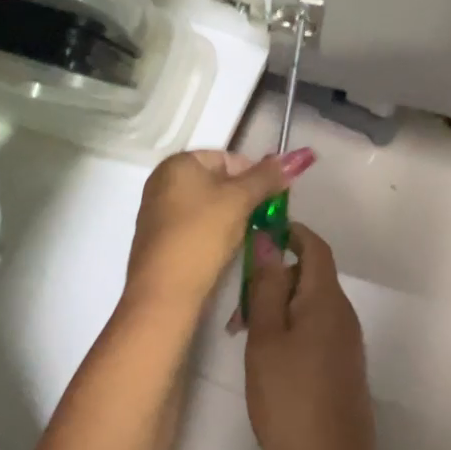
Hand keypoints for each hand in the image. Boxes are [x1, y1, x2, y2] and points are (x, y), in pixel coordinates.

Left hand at [125, 148, 315, 311]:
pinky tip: (222, 250)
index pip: (227, 158)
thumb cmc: (202, 234)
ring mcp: (157, 209)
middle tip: (260, 219)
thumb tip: (293, 159)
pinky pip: (193, 225)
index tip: (270, 200)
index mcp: (178, 163)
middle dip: (242, 198)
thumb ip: (266, 177)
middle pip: (216, 181)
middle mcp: (162, 180)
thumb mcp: (240, 201)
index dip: (254, 176)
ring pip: (206, 205)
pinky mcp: (158, 237)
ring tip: (244, 236)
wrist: (164, 291)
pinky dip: (211, 232)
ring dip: (229, 217)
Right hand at [244, 223, 392, 449]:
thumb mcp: (266, 338)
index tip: (254, 233)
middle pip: (309, 274)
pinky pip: (314, 329)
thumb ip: (266, 287)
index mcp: (327, 299)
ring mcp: (345, 342)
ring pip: (308, 304)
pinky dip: (287, 329)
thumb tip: (267, 239)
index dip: (288, 231)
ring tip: (241, 335)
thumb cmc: (290, 399)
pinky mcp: (341, 368)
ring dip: (275, 307)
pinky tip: (264, 358)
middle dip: (272, 278)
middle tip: (235, 305)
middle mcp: (342, 314)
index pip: (314, 245)